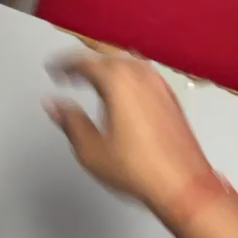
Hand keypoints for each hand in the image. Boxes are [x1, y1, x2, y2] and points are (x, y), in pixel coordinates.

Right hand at [45, 53, 214, 216]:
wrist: (184, 185)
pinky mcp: (170, 96)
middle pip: (107, 53)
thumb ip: (70, 121)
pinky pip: (142, 72)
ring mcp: (158, 83)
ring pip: (127, 60)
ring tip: (91, 75)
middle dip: (86, 57)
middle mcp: (139, 74)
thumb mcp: (91, 149)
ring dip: (107, 63)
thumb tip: (54, 105)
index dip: (64, 64)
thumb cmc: (138, 169)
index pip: (84, 61)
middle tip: (69, 67)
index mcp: (117, 81)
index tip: (53, 70)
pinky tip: (121, 89)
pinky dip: (125, 73)